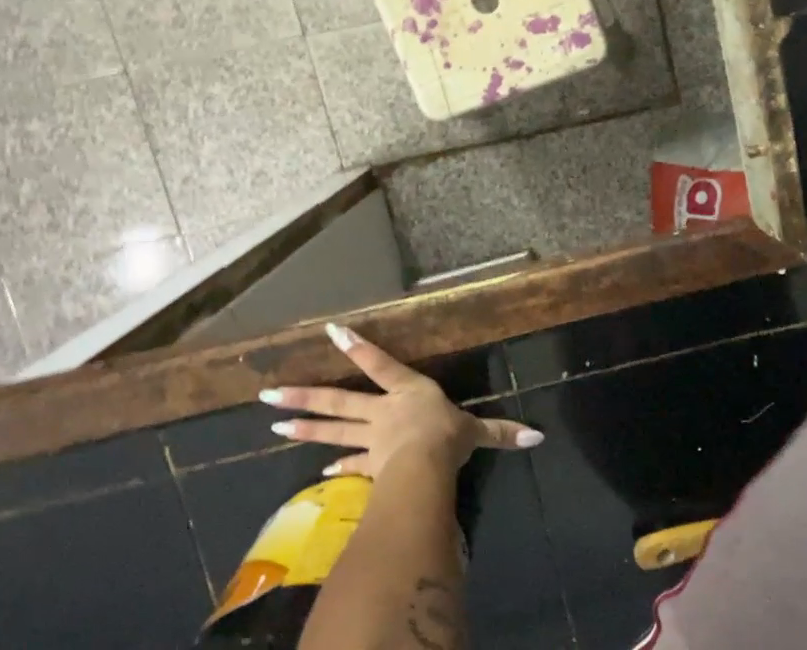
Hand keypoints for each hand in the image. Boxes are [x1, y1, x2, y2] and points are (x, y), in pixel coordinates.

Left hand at [259, 323, 543, 478]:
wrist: (425, 468)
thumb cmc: (447, 437)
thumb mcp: (477, 431)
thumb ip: (502, 432)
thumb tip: (538, 435)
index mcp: (409, 392)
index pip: (380, 365)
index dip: (357, 347)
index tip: (331, 330)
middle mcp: (382, 411)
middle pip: (339, 400)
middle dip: (305, 395)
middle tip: (268, 393)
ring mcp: (370, 440)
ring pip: (332, 430)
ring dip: (305, 427)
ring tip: (275, 425)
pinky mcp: (369, 466)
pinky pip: (351, 465)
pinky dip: (337, 469)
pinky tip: (321, 474)